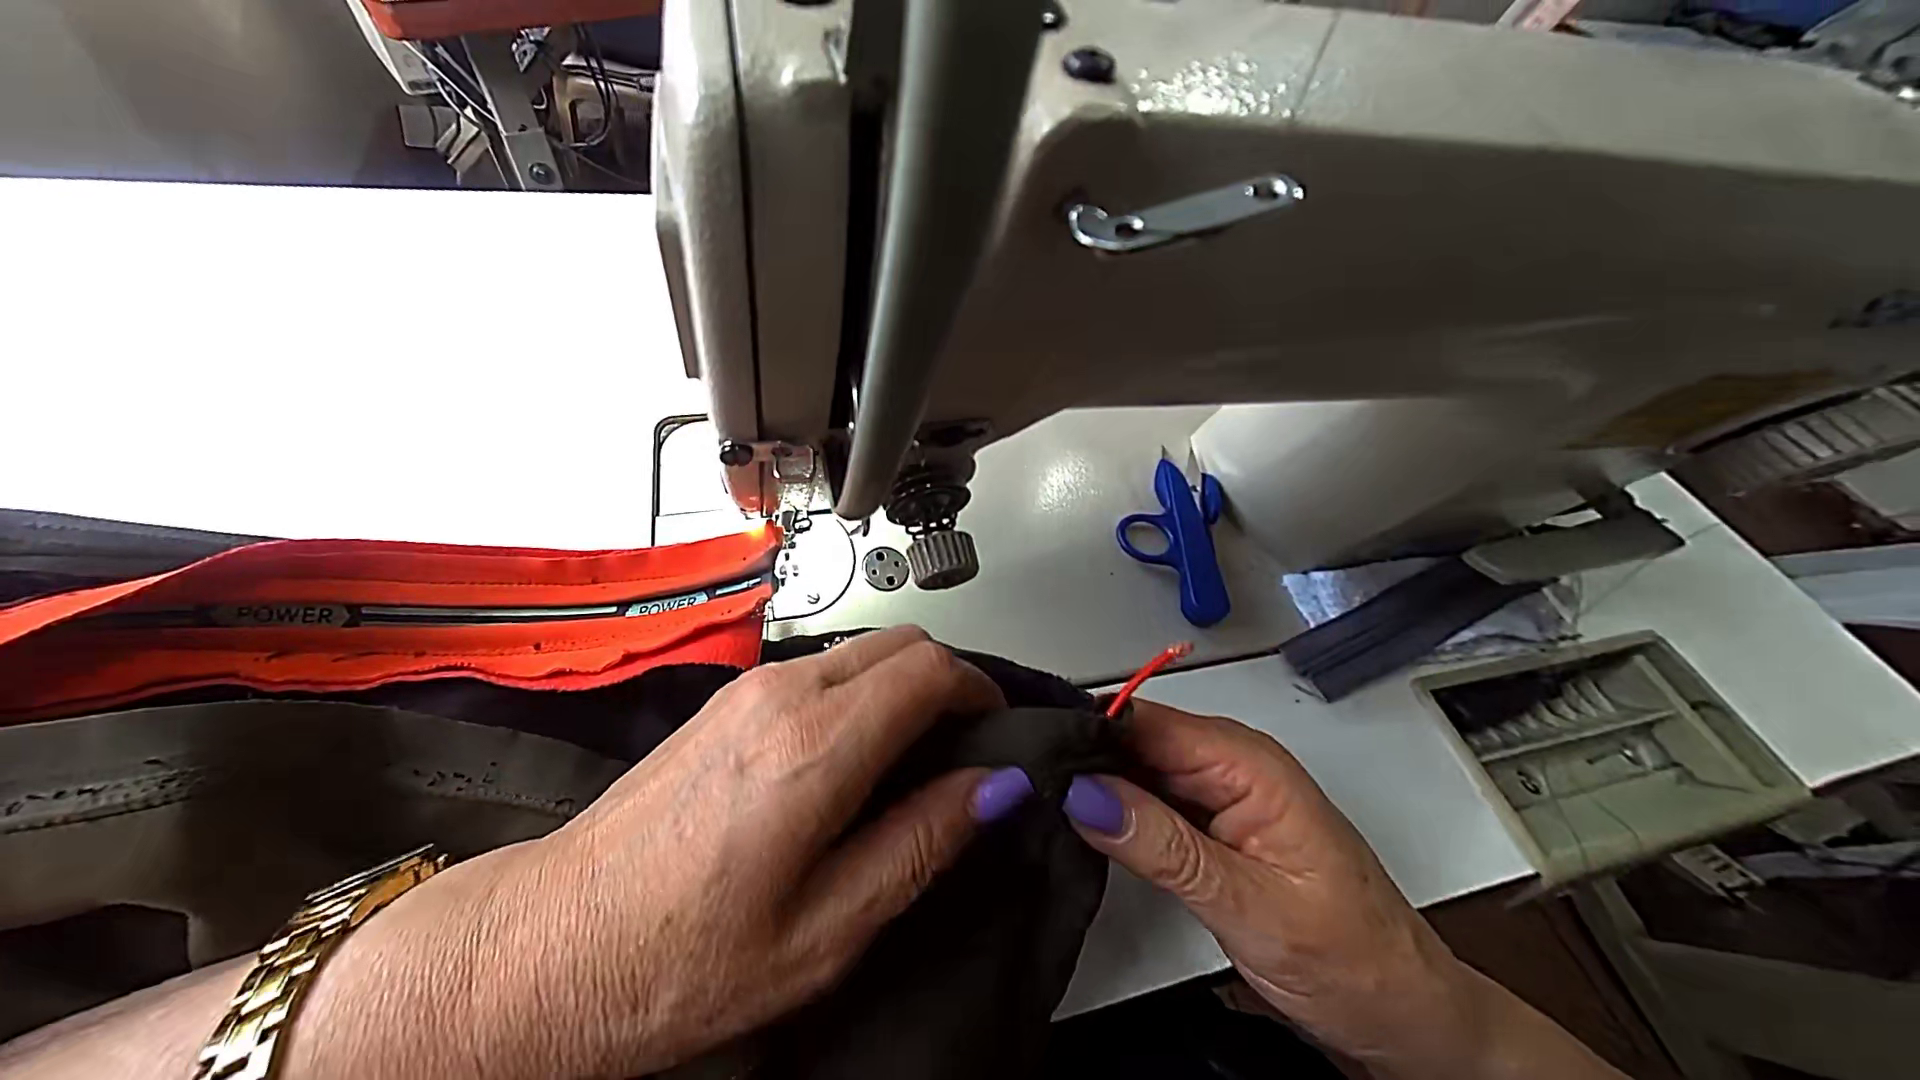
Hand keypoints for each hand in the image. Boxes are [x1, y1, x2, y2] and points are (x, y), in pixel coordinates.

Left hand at [281, 627, 1027, 1079]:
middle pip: (903, 642)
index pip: (930, 671)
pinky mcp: (729, 698)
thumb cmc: (678, 960)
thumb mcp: (828, 929)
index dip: (979, 691)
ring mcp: (749, 688)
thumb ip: (922, 842)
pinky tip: (858, 751)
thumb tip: (994, 787)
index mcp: (814, 748)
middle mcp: (781, 696)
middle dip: (949, 680)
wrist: (548, 946)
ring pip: (864, 648)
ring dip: (906, 683)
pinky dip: (864, 689)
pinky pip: (824, 666)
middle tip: (966, 744)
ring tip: (916, 755)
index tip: (998, 731)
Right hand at [1063, 700, 1624, 1079]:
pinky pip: (1147, 798)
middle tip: (1028, 783)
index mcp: (1249, 764)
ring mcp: (1217, 792)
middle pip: (1135, 738)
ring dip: (1094, 783)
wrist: (1403, 1017)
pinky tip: (1081, 822)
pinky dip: (1114, 809)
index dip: (1087, 731)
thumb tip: (1089, 793)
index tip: (1036, 753)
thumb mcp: (1252, 908)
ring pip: (1136, 767)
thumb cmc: (1358, 963)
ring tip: (1043, 800)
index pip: (1148, 722)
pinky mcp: (1206, 821)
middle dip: (1083, 756)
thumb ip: (1165, 848)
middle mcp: (1230, 765)